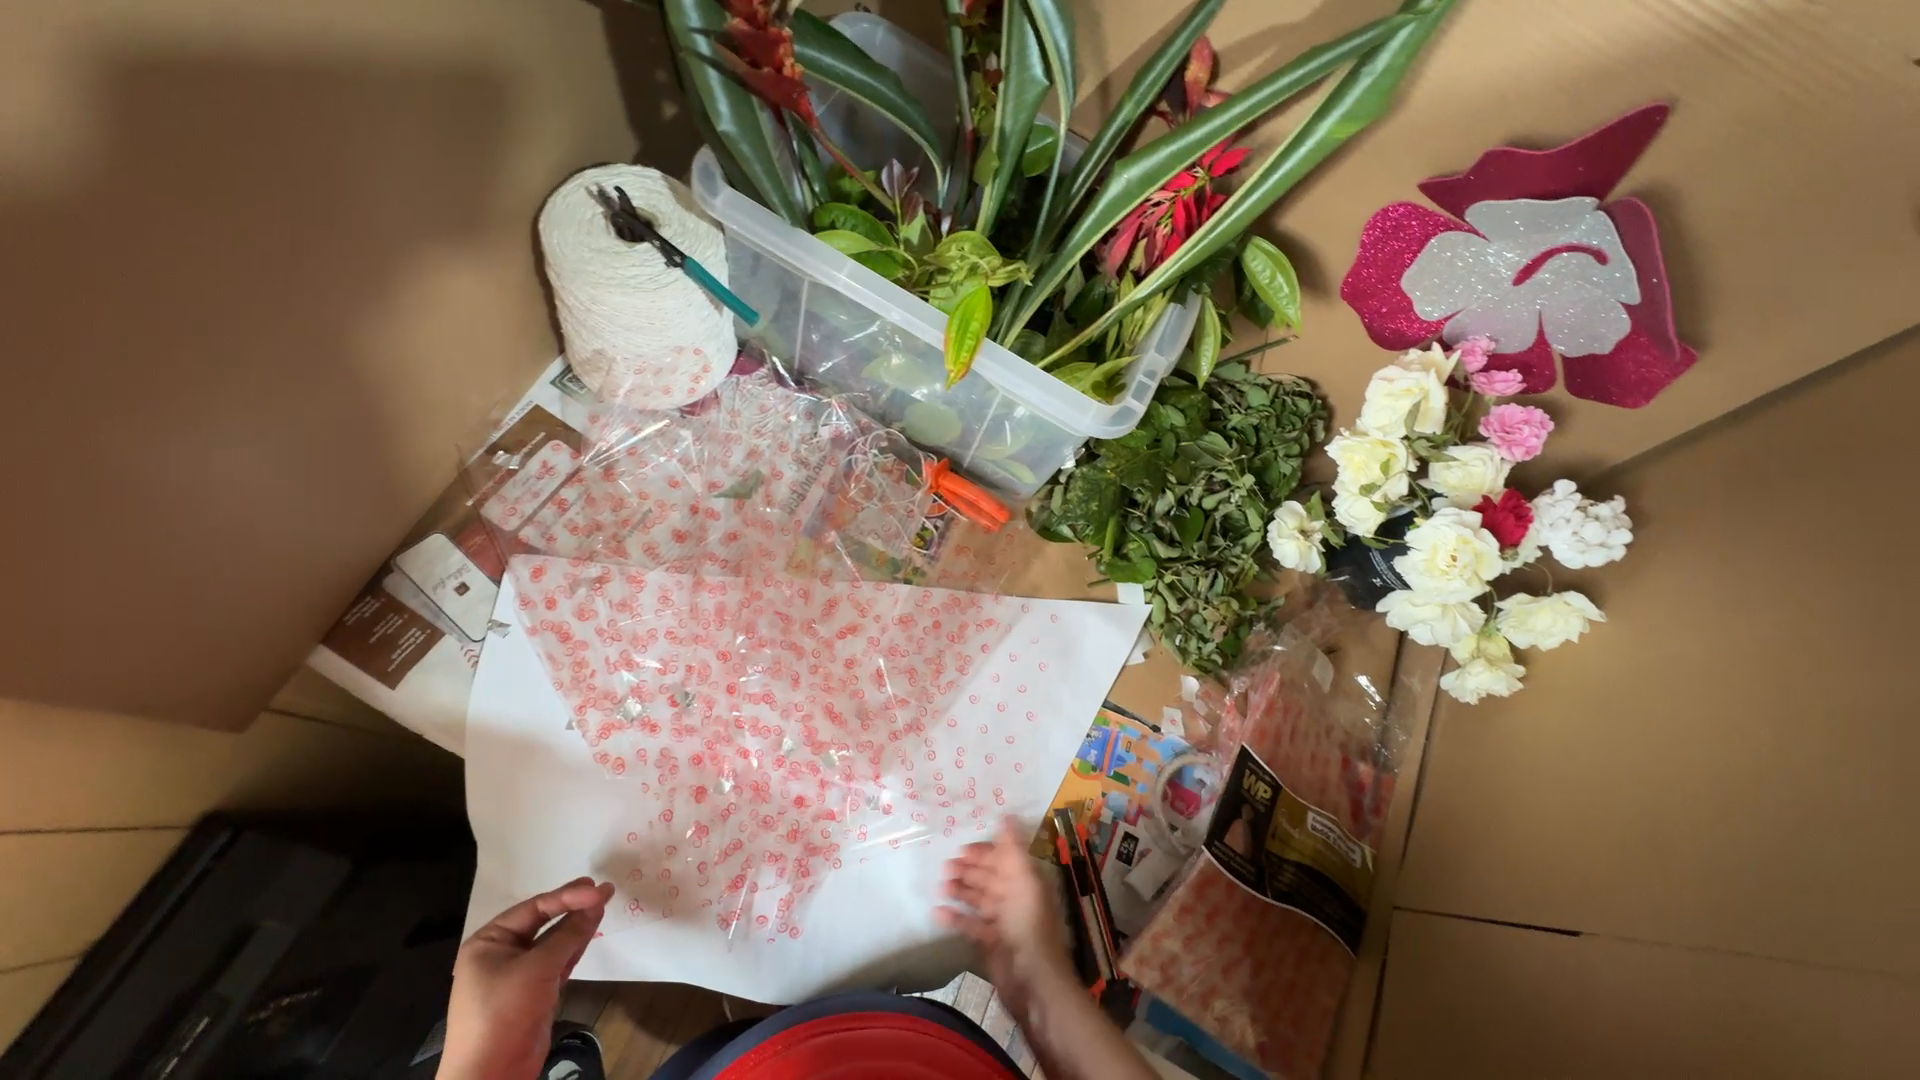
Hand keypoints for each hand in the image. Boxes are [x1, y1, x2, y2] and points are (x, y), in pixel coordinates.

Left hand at [437, 877, 612, 1079]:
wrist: (491, 1075)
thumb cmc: (504, 1011)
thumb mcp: (537, 968)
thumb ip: (569, 933)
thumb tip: (596, 901)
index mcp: (489, 942)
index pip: (533, 909)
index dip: (566, 896)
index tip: (596, 888)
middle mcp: (501, 954)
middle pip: (543, 922)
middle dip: (572, 908)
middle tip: (603, 891)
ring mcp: (518, 975)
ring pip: (553, 942)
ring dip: (577, 926)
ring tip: (602, 905)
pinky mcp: (534, 993)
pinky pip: (557, 962)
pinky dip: (574, 948)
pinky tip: (591, 931)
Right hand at [937, 819, 1071, 1010]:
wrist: (1032, 980)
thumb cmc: (1028, 925)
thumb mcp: (1023, 881)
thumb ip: (1013, 848)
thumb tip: (1007, 814)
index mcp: (1026, 881)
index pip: (1003, 859)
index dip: (984, 852)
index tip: (961, 850)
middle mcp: (1015, 897)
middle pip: (988, 877)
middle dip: (968, 870)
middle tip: (945, 867)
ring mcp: (1002, 921)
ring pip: (978, 899)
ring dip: (959, 891)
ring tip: (941, 887)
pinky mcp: (990, 942)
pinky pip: (970, 924)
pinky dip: (955, 917)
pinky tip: (937, 912)